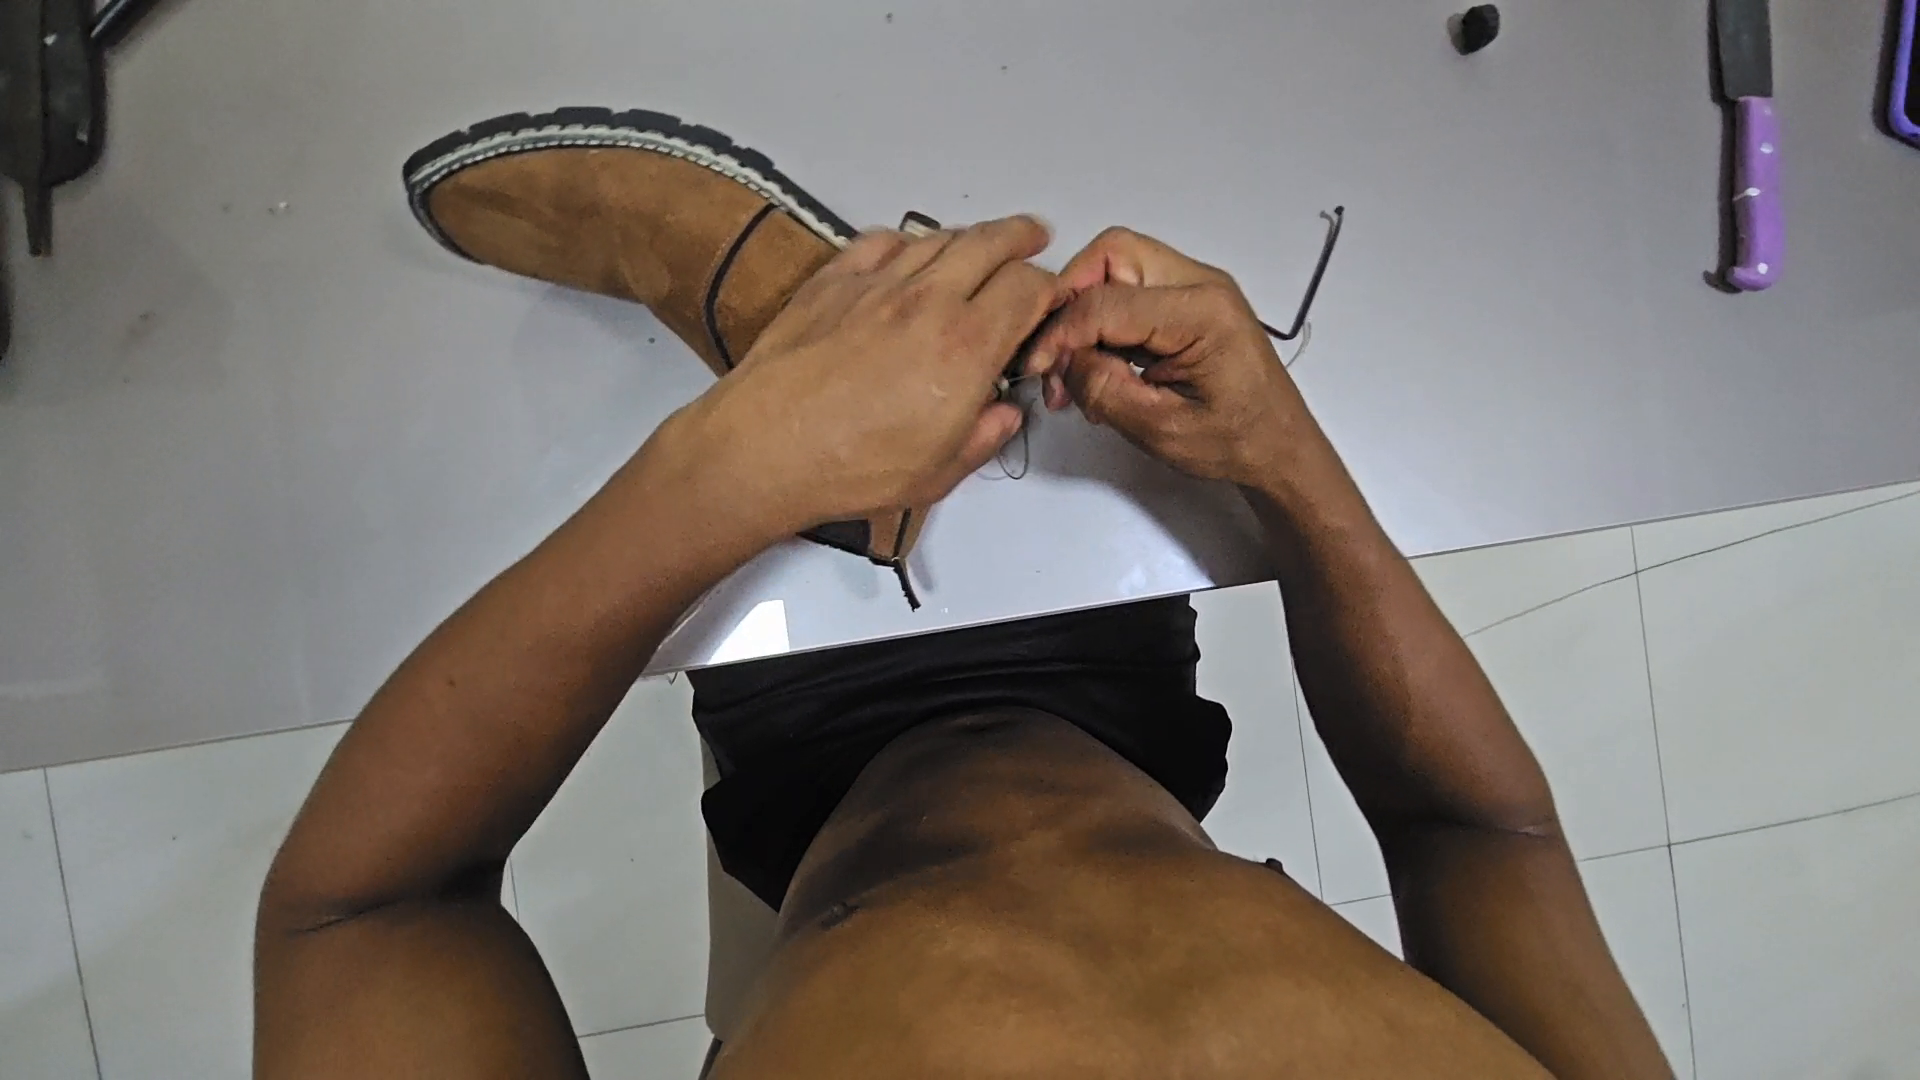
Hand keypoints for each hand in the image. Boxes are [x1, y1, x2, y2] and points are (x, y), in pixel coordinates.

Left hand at [660, 215, 1061, 536]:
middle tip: (1034, 238)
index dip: (1049, 289)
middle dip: (1021, 238)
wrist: (767, 448)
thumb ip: (986, 435)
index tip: (1049, 299)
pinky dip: (907, 241)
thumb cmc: (854, 467)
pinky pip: (881, 241)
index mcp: (967, 347)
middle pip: (991, 245)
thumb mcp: (941, 472)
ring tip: (983, 241)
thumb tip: (1005, 413)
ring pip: (939, 238)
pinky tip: (909, 252)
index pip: (1028, 289)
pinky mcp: (833, 281)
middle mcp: (929, 301)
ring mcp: (878, 284)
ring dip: (971, 236)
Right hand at [1024, 227, 1330, 489]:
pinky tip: (1095, 369)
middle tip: (1054, 360)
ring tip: (1072, 375)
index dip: (1058, 334)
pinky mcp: (1184, 302)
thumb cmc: (1231, 443)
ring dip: (1081, 316)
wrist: (1278, 448)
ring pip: (1114, 268)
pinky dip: (1099, 325)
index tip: (1035, 372)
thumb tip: (1060, 360)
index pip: (1105, 301)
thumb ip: (1103, 389)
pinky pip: (1127, 292)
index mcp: (1201, 312)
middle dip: (1068, 302)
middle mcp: (1199, 283)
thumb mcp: (1160, 429)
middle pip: (1109, 255)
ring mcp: (1193, 287)